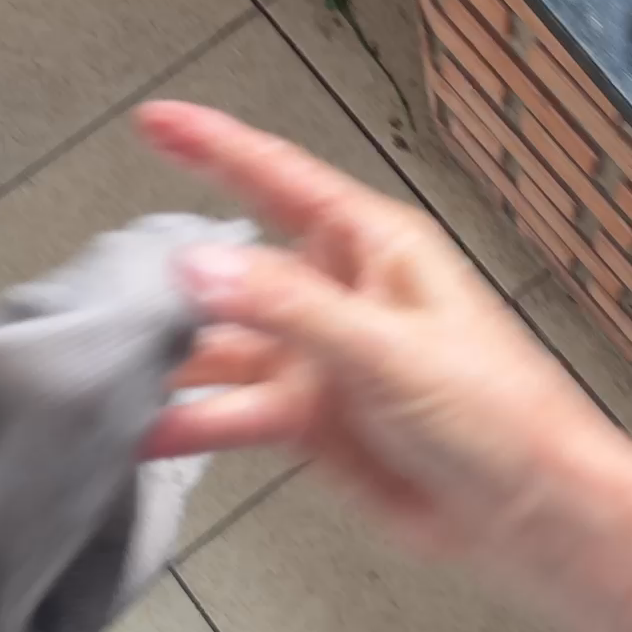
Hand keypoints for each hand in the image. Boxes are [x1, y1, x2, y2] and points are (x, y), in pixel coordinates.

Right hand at [138, 101, 628, 566]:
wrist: (521, 509)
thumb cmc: (494, 413)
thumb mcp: (390, 349)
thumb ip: (293, 308)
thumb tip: (202, 266)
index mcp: (373, 251)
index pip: (281, 181)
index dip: (216, 146)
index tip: (157, 122)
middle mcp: (341, 298)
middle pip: (240, 270)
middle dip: (179, 279)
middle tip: (110, 289)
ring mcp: (324, 361)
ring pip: (231, 346)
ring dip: (179, 359)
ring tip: (117, 368)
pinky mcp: (313, 420)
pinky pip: (239, 411)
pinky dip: (197, 421)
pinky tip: (153, 431)